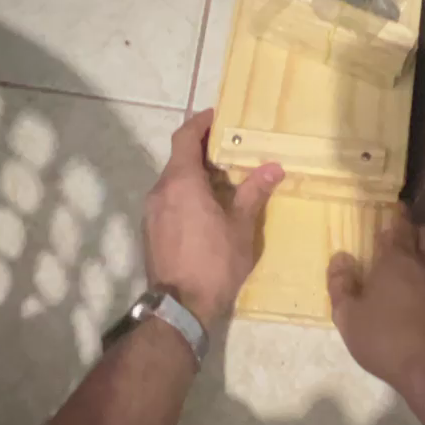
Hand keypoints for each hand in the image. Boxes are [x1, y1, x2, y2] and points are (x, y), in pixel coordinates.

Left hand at [144, 110, 283, 326]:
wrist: (180, 307)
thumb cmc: (214, 262)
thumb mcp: (241, 226)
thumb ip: (253, 192)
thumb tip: (273, 167)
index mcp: (181, 182)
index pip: (185, 137)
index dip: (201, 123)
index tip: (219, 117)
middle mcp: (160, 190)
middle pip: (179, 159)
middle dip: (205, 153)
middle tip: (233, 154)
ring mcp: (152, 212)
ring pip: (174, 183)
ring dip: (197, 178)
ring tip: (225, 185)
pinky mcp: (151, 231)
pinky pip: (170, 202)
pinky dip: (188, 197)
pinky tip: (208, 212)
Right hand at [328, 217, 424, 398]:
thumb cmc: (384, 340)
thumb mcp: (348, 316)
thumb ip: (340, 284)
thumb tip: (341, 259)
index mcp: (396, 259)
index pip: (399, 225)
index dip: (394, 216)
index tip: (389, 211)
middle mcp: (424, 263)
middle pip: (424, 232)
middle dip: (411, 230)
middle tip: (396, 240)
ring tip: (413, 262)